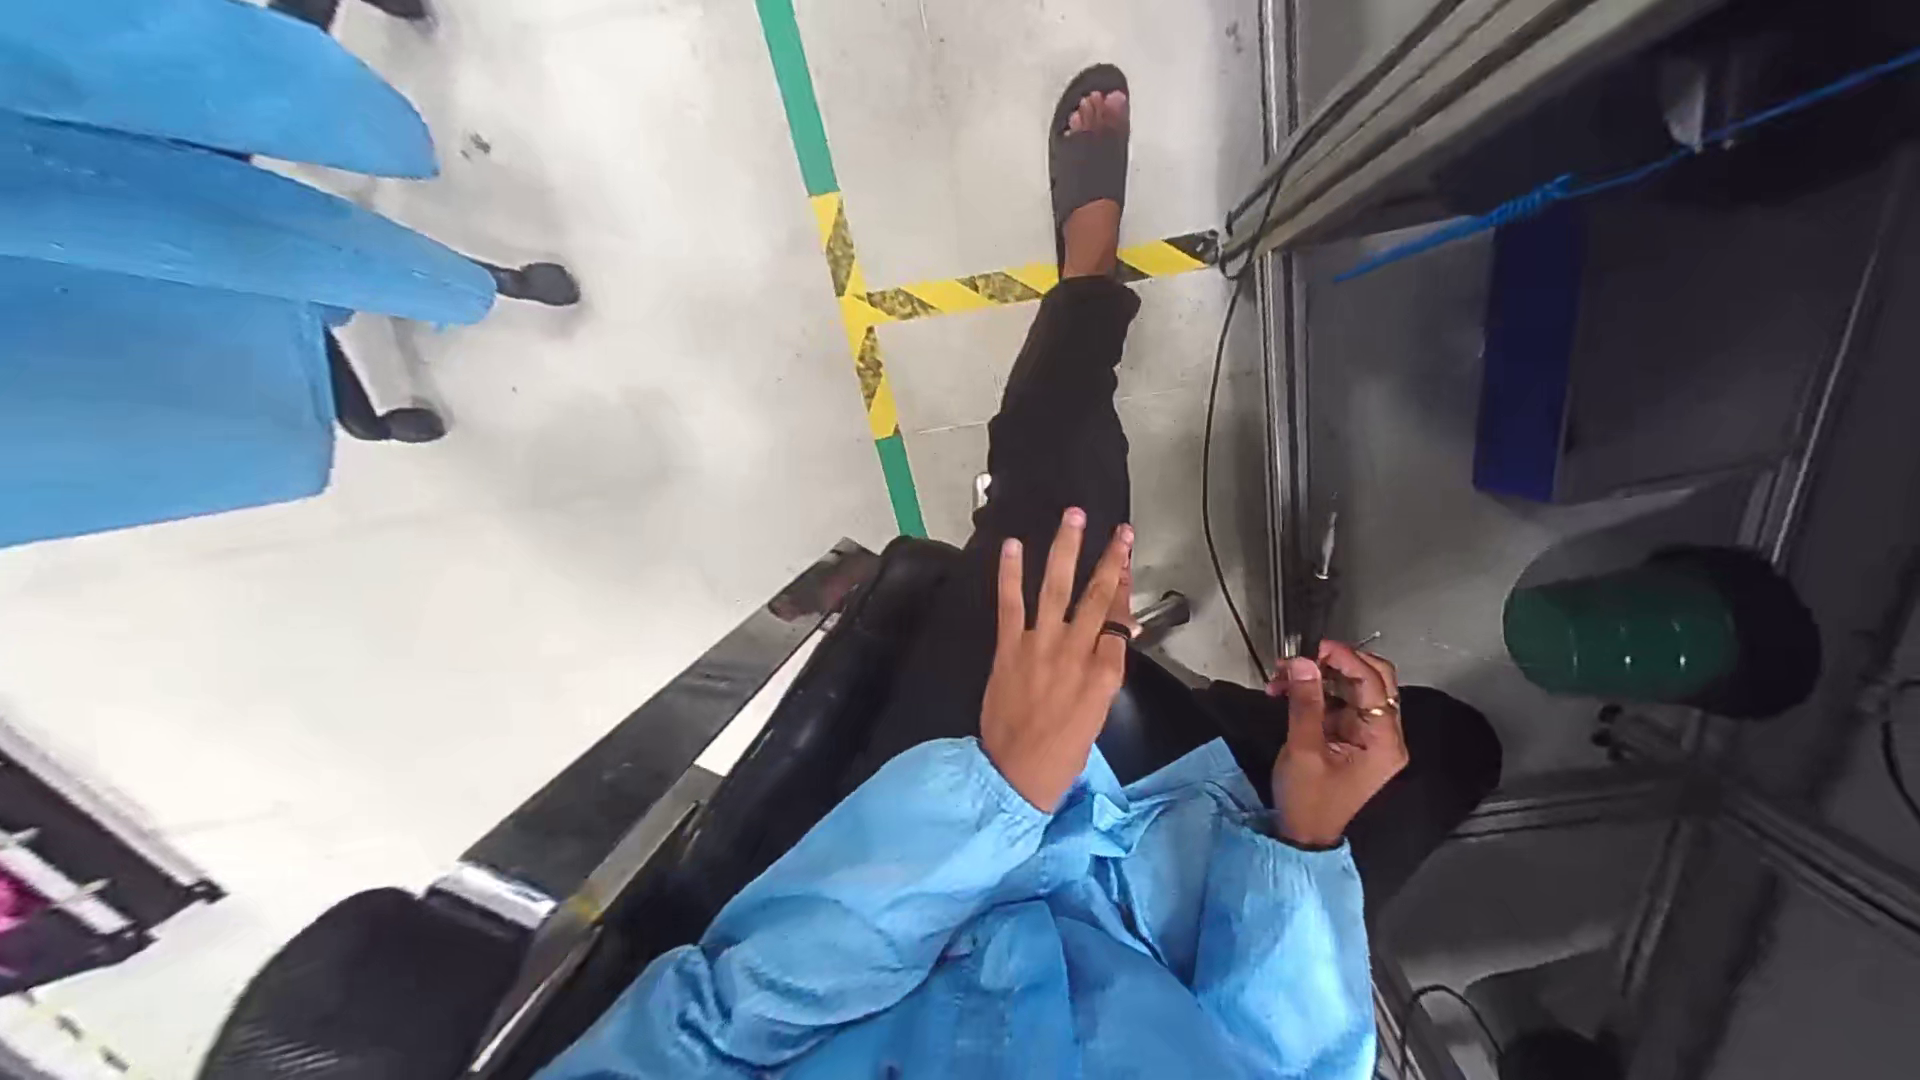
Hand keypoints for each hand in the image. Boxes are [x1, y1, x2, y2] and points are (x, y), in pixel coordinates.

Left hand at [980, 508, 1135, 810]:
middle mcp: (1075, 652)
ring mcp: (1039, 646)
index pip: (1119, 619)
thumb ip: (1105, 670)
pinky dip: (1010, 573)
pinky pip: (1010, 603)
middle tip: (1118, 530)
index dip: (1123, 588)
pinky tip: (1013, 546)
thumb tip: (1112, 635)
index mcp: (1104, 672)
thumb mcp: (1099, 713)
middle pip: (1097, 596)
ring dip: (1066, 550)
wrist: (1016, 772)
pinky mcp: (1009, 647)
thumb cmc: (1063, 751)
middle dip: (1109, 560)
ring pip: (1056, 588)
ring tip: (1073, 518)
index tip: (1125, 560)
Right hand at [1268, 641, 1409, 847]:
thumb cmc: (1308, 798)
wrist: (1303, 832)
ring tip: (1281, 677)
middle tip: (1302, 658)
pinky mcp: (1347, 735)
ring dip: (1316, 677)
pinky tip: (1283, 691)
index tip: (1317, 647)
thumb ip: (1305, 703)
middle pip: (1372, 681)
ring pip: (1349, 688)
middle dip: (1336, 664)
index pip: (1375, 686)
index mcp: (1384, 741)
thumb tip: (1303, 662)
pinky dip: (1310, 692)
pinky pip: (1334, 701)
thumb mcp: (1304, 749)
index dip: (1348, 660)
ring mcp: (1365, 734)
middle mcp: (1383, 734)